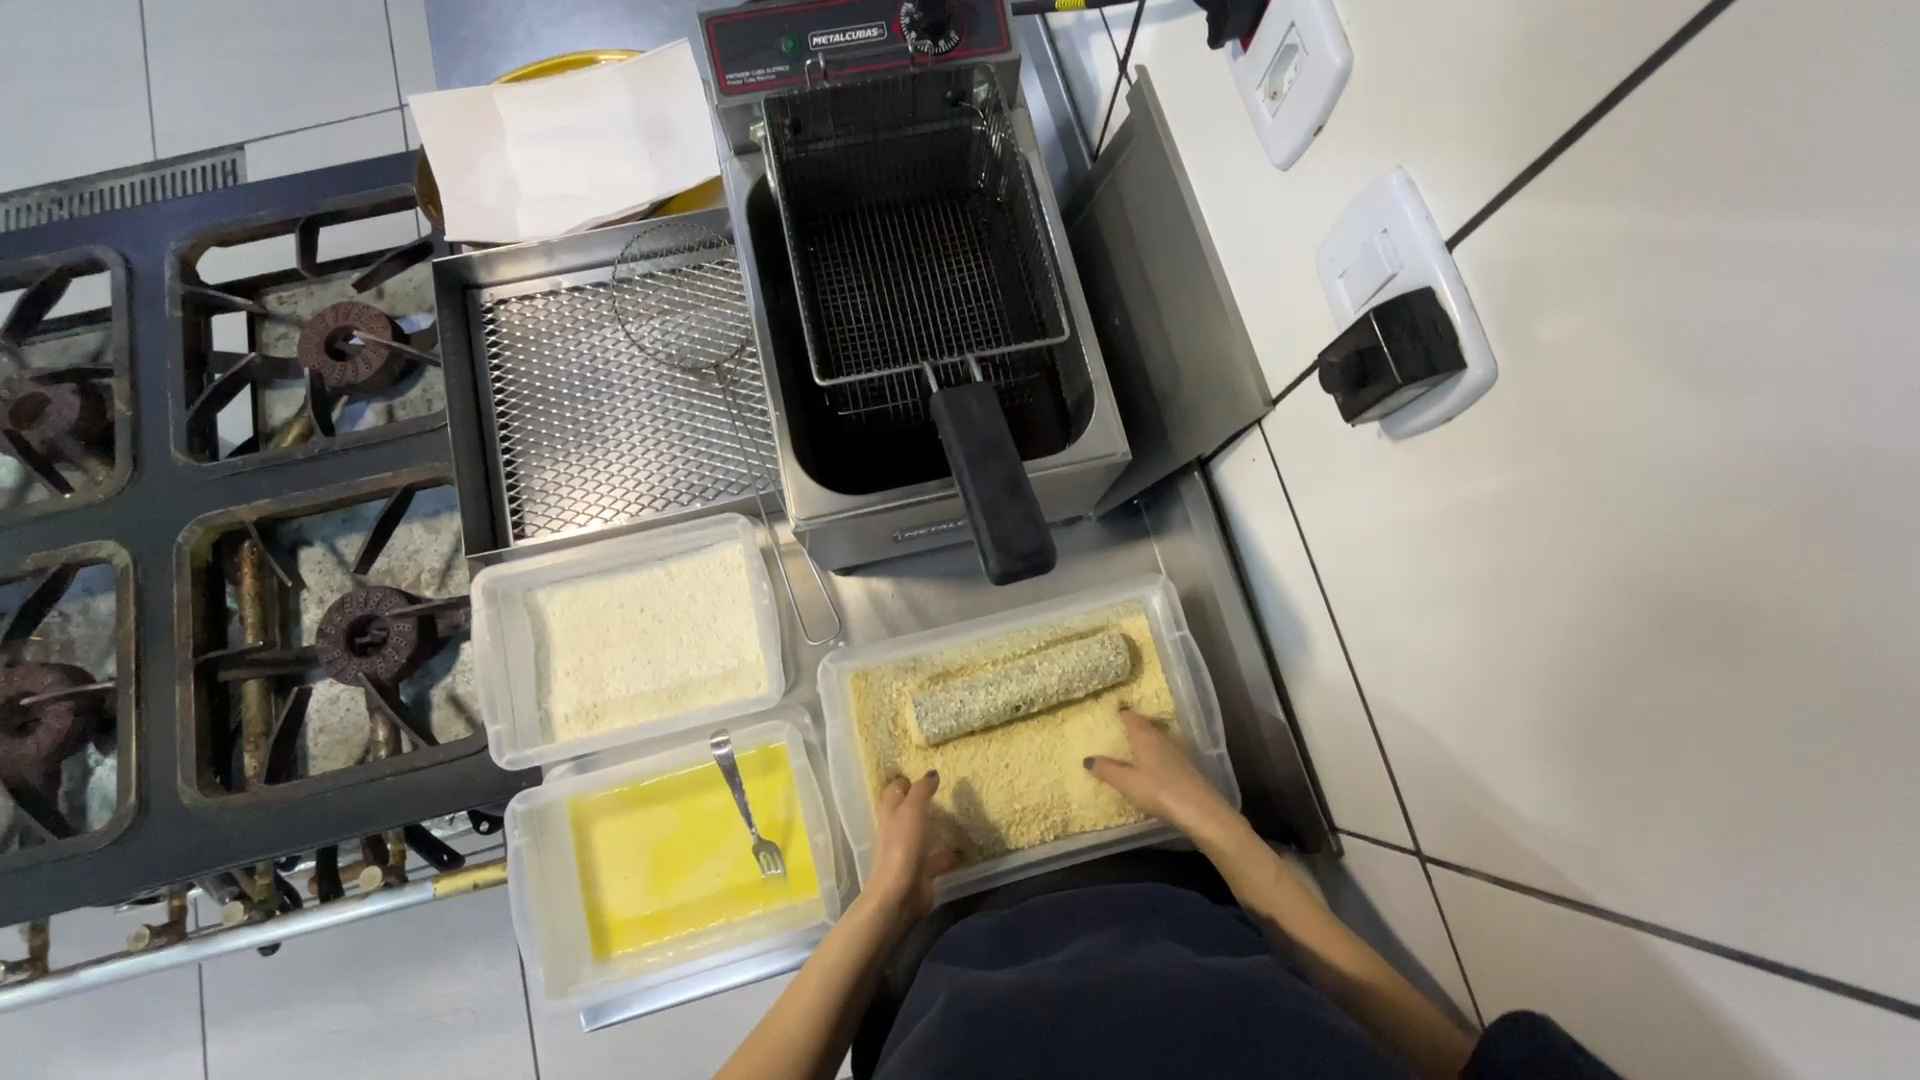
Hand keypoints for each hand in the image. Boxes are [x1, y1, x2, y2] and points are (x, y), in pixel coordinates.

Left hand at [864, 772, 960, 924]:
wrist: (900, 894)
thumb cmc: (903, 846)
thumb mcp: (912, 810)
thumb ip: (922, 790)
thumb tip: (932, 772)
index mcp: (890, 812)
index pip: (893, 790)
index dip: (904, 780)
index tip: (922, 770)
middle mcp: (897, 830)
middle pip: (908, 810)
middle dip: (922, 801)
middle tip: (944, 790)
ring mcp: (909, 851)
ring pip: (923, 833)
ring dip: (937, 826)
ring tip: (959, 814)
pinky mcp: (922, 871)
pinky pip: (939, 858)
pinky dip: (951, 853)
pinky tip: (968, 848)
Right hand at [1086, 709, 1239, 840]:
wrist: (1199, 809)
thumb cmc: (1158, 790)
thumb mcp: (1126, 782)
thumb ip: (1106, 769)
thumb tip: (1087, 758)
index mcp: (1145, 736)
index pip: (1131, 717)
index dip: (1122, 713)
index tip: (1112, 712)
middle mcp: (1162, 738)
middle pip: (1147, 725)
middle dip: (1135, 725)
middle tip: (1120, 729)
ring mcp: (1178, 751)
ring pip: (1159, 738)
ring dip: (1148, 739)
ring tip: (1136, 746)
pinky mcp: (1188, 766)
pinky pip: (1168, 752)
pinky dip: (1159, 753)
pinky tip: (1156, 765)